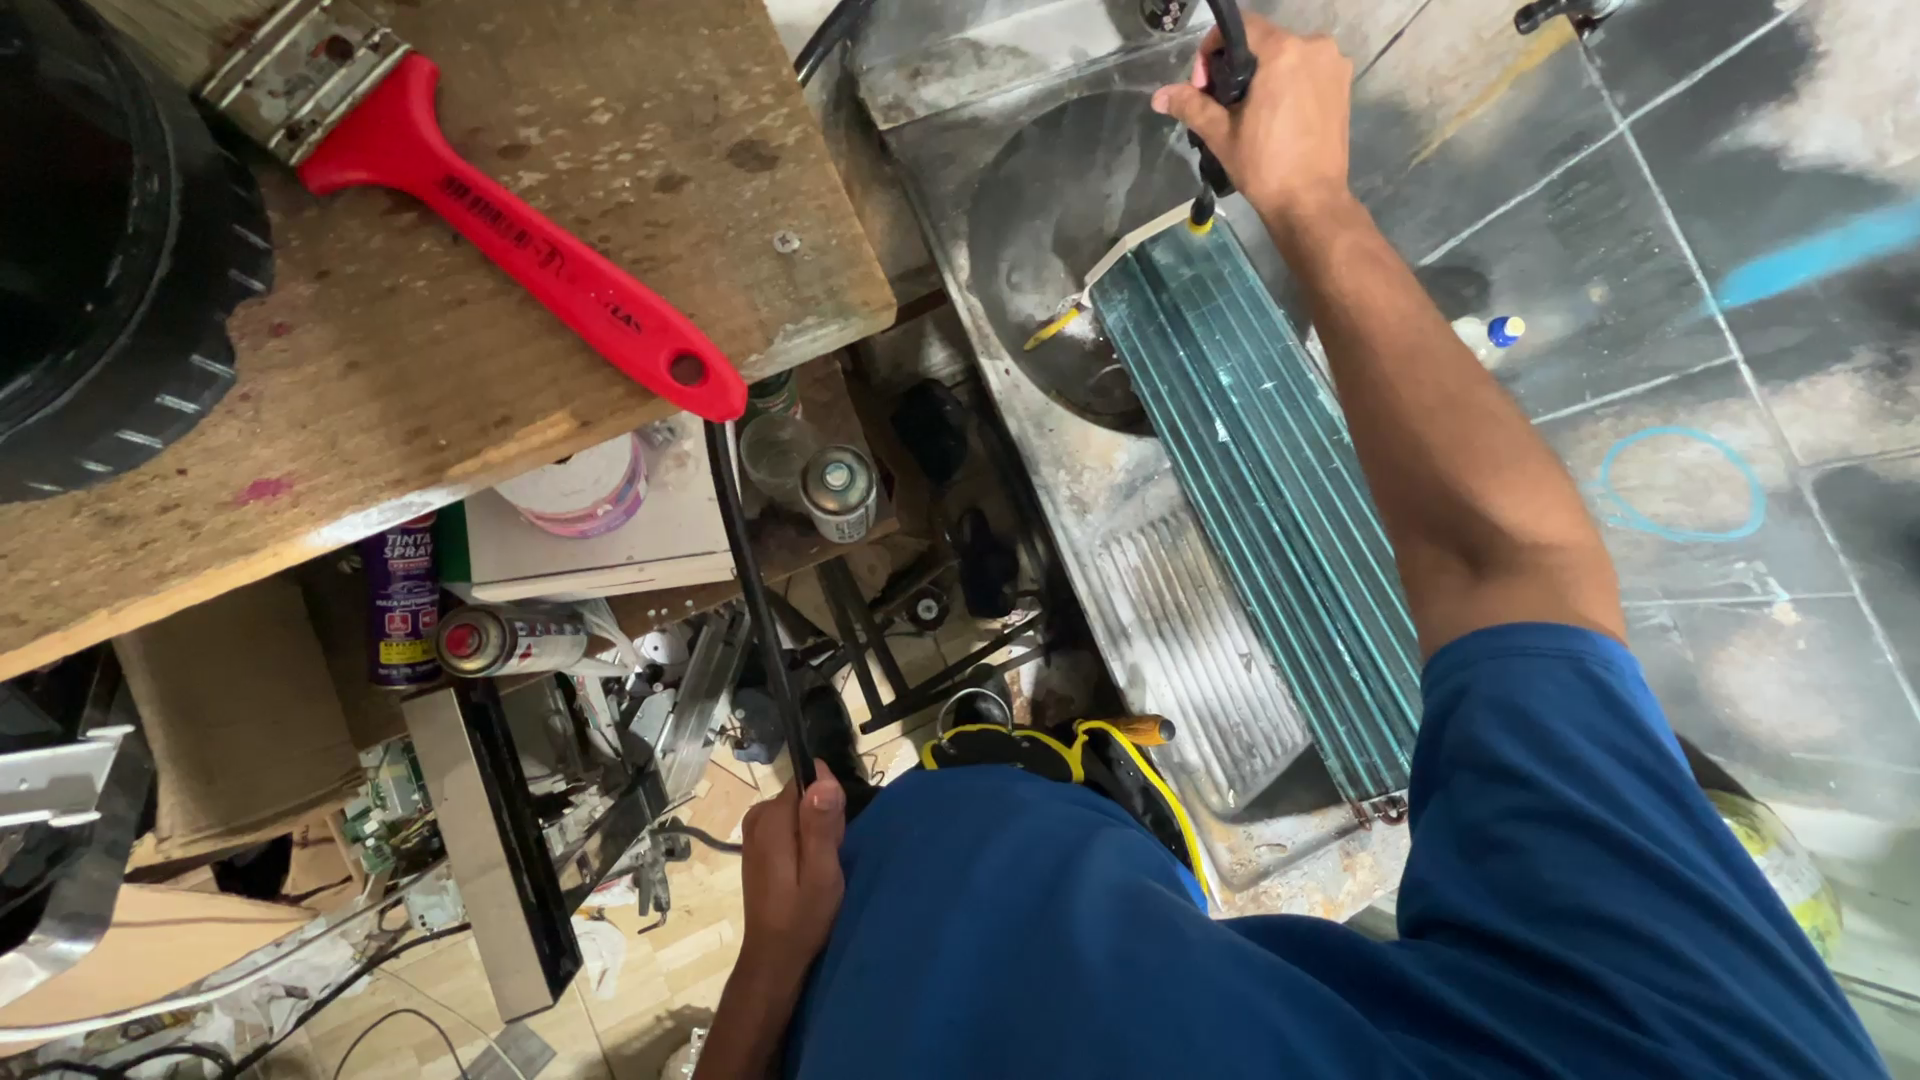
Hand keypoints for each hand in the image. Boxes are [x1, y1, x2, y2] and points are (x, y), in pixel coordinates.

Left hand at [735, 768, 846, 984]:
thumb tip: (823, 777)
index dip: (829, 808)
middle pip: (804, 796)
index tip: (833, 838)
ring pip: (799, 809)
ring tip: (819, 867)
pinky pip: (789, 823)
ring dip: (816, 832)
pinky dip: (803, 840)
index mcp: (771, 819)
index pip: (811, 783)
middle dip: (823, 821)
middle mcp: (758, 816)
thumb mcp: (822, 873)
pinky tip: (807, 868)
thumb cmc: (802, 917)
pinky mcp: (757, 842)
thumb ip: (821, 825)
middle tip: (827, 859)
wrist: (773, 956)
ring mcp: (754, 829)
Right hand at [1151, 15, 1354, 232]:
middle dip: (1238, 69)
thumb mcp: (1221, 135)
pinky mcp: (1343, 85)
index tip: (1205, 85)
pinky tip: (1277, 120)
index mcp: (1283, 51)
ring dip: (1264, 78)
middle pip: (1264, 43)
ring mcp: (1334, 64)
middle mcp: (1315, 46)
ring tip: (1251, 116)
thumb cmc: (1264, 167)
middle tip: (1224, 107)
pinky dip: (1288, 87)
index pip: (1242, 26)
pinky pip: (1307, 73)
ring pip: (1287, 58)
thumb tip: (1159, 96)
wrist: (1309, 200)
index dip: (1214, 50)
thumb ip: (1192, 106)